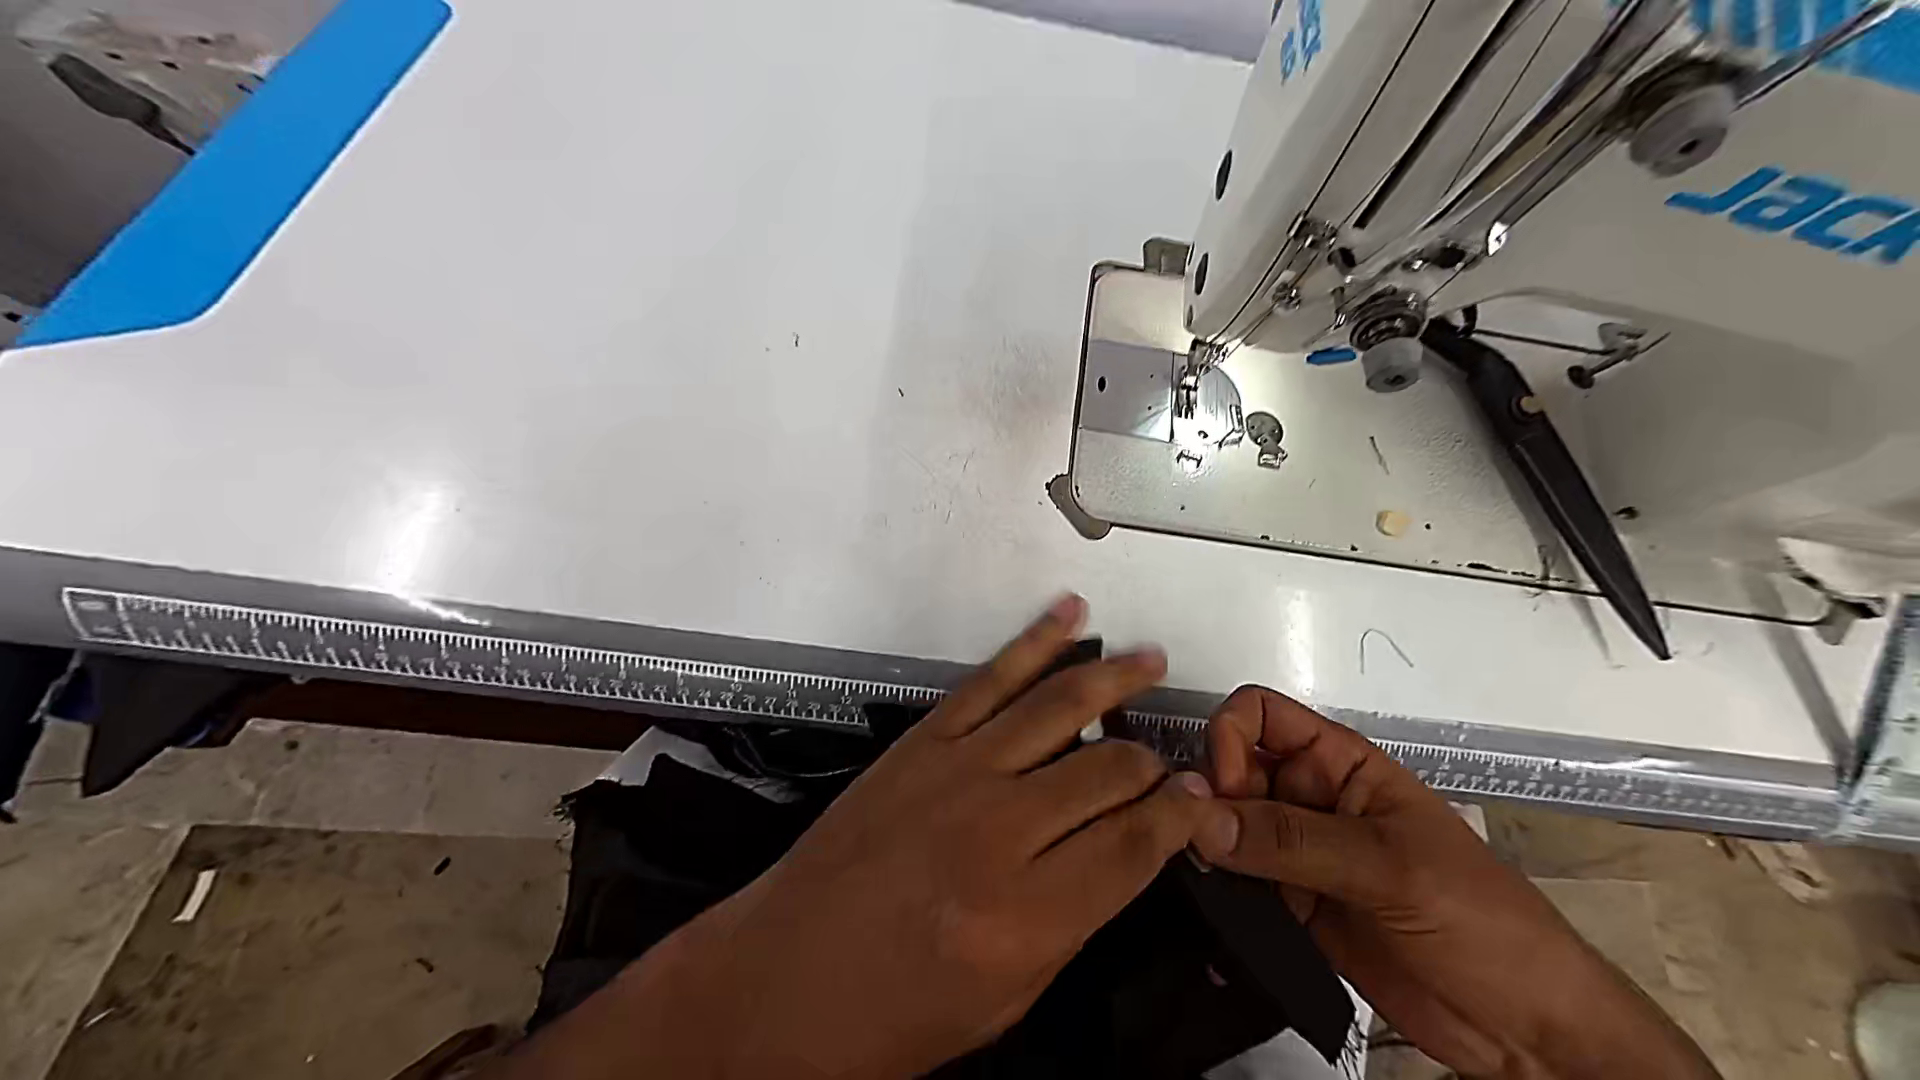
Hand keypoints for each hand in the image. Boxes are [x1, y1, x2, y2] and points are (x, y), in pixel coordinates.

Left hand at [502, 596, 1216, 1079]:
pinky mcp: (922, 742)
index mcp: (1024, 916)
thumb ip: (1076, 917)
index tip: (1201, 802)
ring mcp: (957, 772)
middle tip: (1171, 758)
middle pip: (1107, 772)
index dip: (1181, 819)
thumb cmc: (890, 1013)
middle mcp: (996, 831)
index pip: (1136, 847)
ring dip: (1115, 679)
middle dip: (1152, 763)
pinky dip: (1035, 642)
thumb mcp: (1005, 998)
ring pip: (1059, 708)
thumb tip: (1129, 852)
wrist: (782, 975)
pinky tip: (1069, 617)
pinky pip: (991, 679)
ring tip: (1152, 660)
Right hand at [1191, 686, 1718, 1079]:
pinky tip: (1212, 897)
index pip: (1260, 716)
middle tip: (1200, 838)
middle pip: (1231, 766)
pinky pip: (1233, 871)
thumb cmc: (1484, 923)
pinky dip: (1214, 878)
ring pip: (1225, 819)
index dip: (1233, 739)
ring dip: (1206, 838)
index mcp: (1339, 763)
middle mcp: (1308, 796)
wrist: (1524, 1031)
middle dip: (1209, 795)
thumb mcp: (1390, 869)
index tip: (1228, 789)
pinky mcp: (1287, 896)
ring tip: (1202, 870)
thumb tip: (1204, 818)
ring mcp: (1296, 848)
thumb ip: (1292, 841)